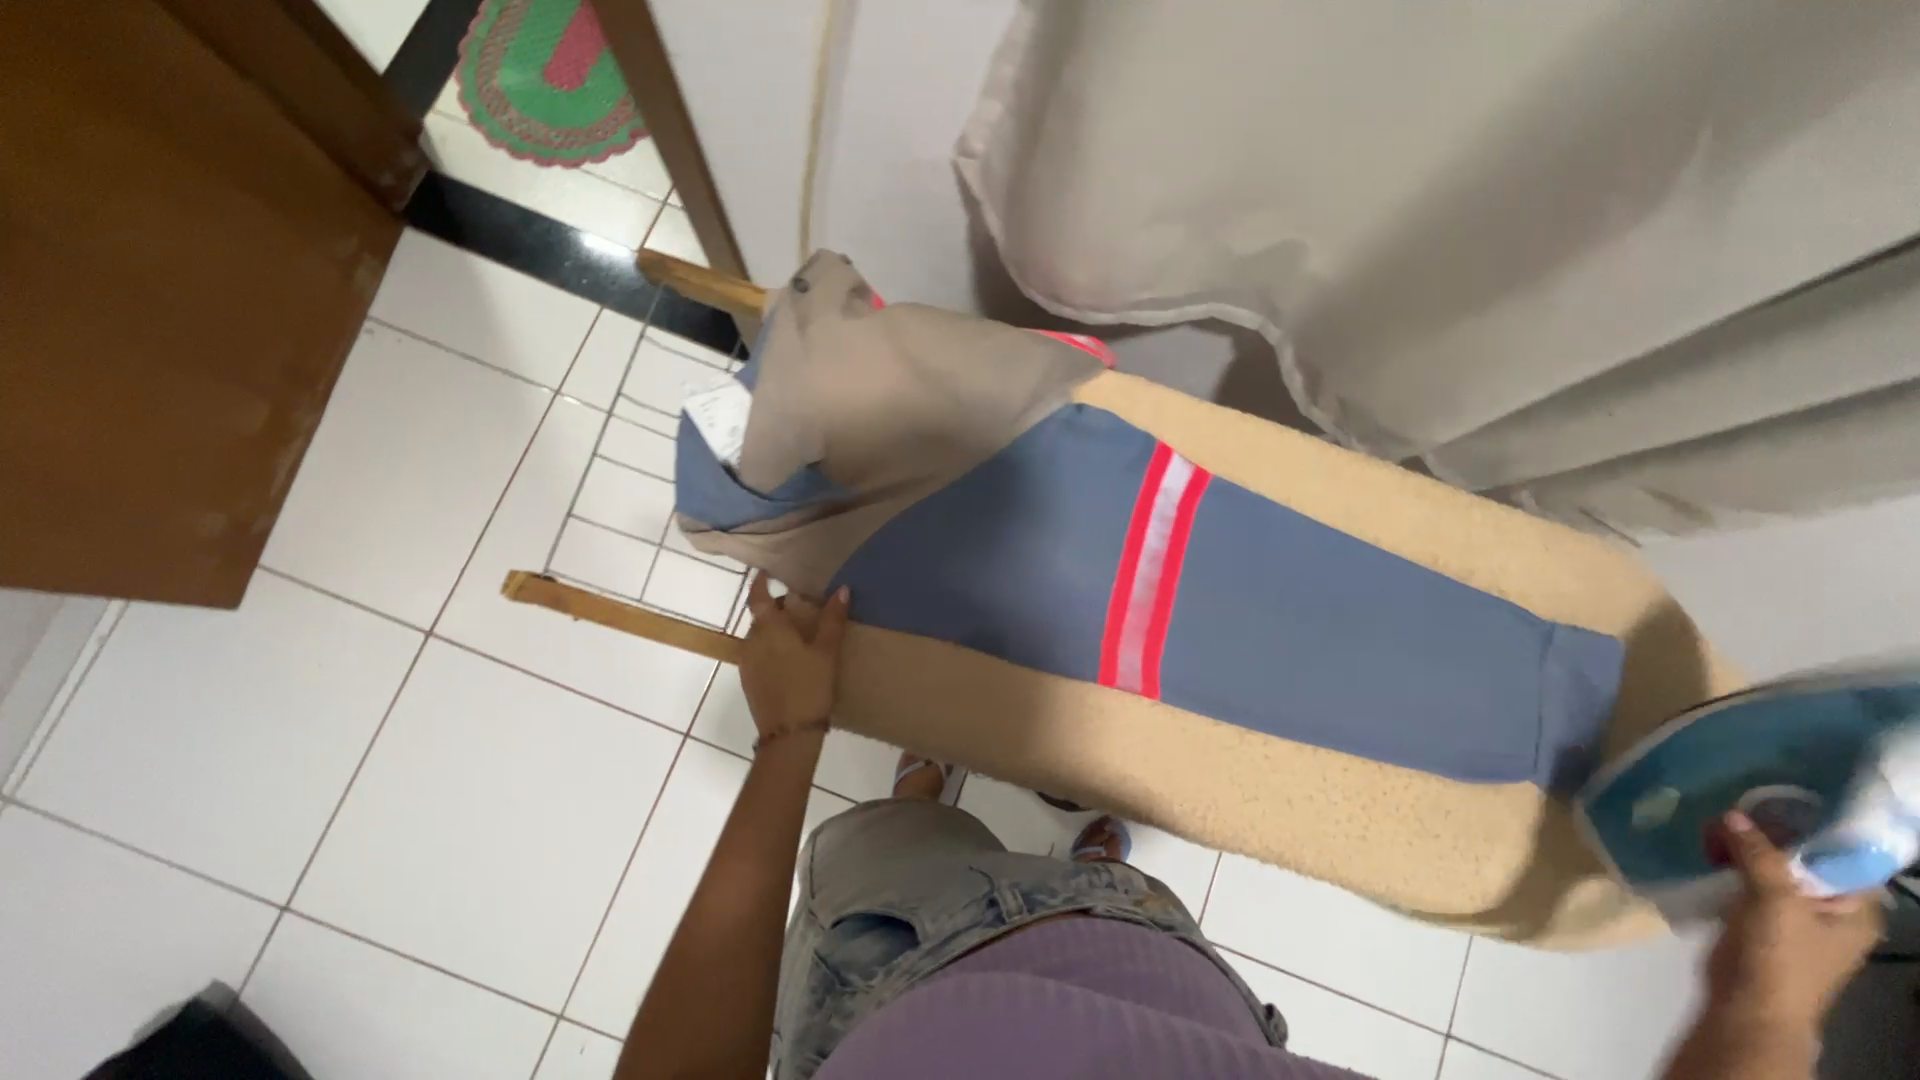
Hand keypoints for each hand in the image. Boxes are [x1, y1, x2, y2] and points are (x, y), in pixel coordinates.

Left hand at [738, 573, 849, 742]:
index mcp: (768, 628)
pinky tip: (791, 660)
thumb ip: (833, 619)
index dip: (762, 582)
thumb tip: (843, 589)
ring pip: (759, 636)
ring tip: (799, 635)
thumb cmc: (809, 687)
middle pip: (761, 616)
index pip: (758, 596)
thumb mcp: (827, 652)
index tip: (770, 572)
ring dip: (775, 630)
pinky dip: (771, 648)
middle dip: (777, 609)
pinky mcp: (748, 680)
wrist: (788, 734)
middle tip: (802, 607)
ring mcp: (746, 662)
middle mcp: (751, 640)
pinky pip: (758, 654)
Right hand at [1704, 812, 1883, 1029]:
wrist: (1748, 1005)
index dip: (1814, 827)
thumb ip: (1757, 855)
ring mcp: (1798, 917)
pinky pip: (1753, 882)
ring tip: (1714, 829)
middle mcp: (1835, 911)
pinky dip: (1734, 866)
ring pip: (1774, 868)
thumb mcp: (1774, 901)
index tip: (1777, 799)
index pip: (1844, 856)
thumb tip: (1733, 814)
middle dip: (1769, 835)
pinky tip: (1712, 852)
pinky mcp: (1764, 921)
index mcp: (1857, 909)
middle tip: (1733, 811)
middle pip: (1805, 859)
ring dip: (1746, 849)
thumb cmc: (1777, 957)